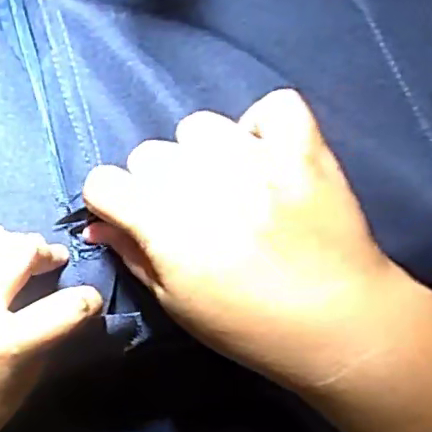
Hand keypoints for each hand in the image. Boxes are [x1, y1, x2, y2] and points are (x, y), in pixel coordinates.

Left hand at [0, 227, 102, 431]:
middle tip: (55, 262)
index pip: (66, 307)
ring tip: (25, 252)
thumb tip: (66, 317)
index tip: (88, 304)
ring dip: (15, 241)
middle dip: (47, 253)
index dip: (88, 301)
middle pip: (23, 253)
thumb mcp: (14, 396)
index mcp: (4, 344)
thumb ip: (43, 349)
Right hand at [81, 88, 409, 387]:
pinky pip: (272, 107)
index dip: (110, 203)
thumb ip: (131, 254)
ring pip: (199, 127)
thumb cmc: (243, 324)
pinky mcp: (301, 145)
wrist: (333, 322)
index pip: (102, 182)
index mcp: (161, 221)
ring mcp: (253, 156)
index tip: (128, 220)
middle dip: (155, 184)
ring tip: (227, 188)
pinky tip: (266, 159)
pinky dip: (263, 127)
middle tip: (187, 217)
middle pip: (148, 155)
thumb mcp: (173, 301)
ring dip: (203, 155)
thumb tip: (99, 227)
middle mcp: (199, 178)